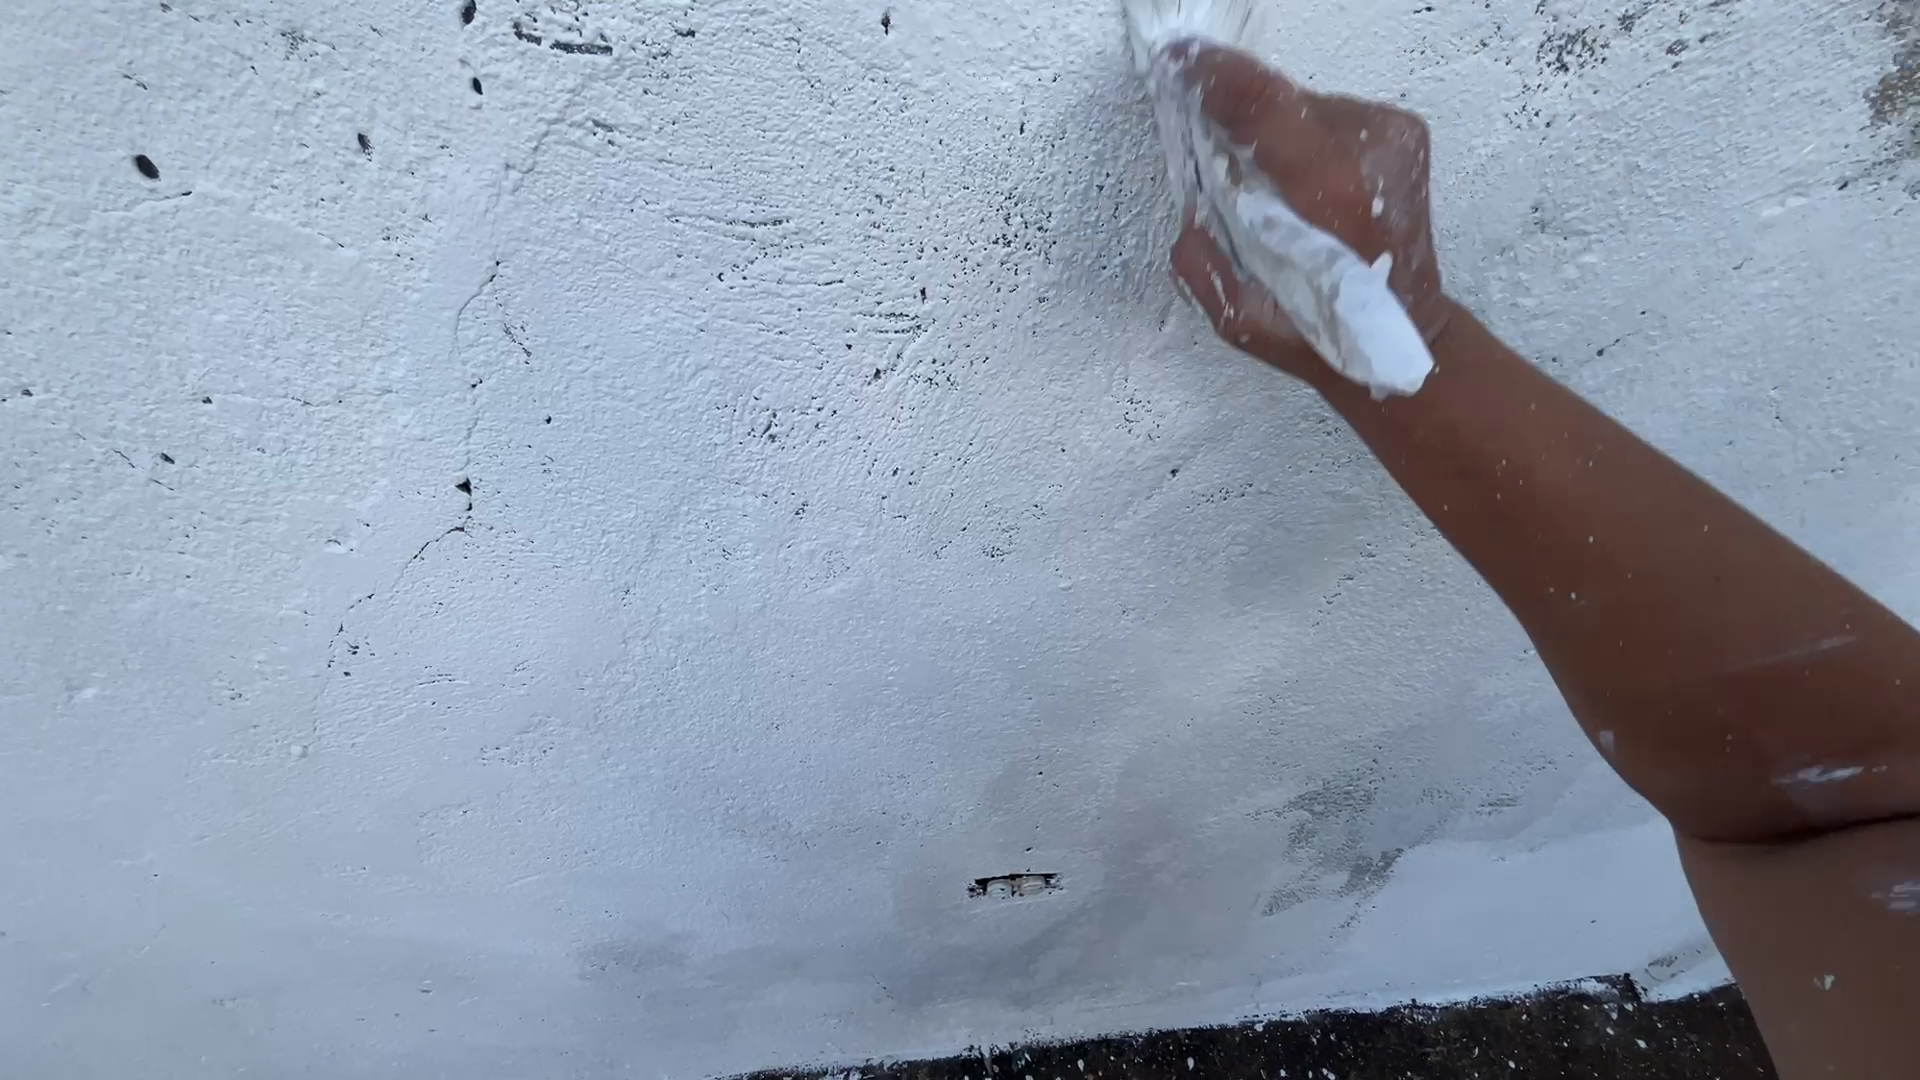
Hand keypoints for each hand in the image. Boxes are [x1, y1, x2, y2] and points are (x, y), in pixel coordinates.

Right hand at [1165, 43, 1448, 385]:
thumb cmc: (1324, 334)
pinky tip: (1291, 184)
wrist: (1405, 332)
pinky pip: (1326, 117)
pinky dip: (1295, 140)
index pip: (1267, 107)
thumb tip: (1191, 212)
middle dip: (1234, 113)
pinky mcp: (1402, 133)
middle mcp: (1371, 151)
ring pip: (1303, 107)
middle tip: (1205, 144)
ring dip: (1266, 134)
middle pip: (1281, 101)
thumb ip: (1201, 266)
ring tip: (1257, 186)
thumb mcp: (1242, 321)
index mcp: (1333, 197)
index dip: (1215, 78)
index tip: (1175, 62)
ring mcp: (1394, 136)